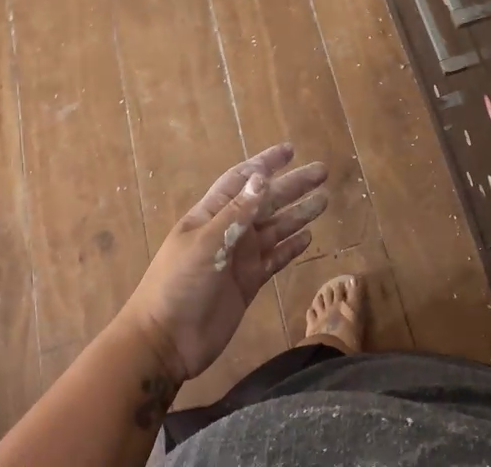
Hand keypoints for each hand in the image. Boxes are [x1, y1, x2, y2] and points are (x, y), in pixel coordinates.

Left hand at [116, 144, 328, 383]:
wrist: (166, 340)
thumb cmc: (178, 284)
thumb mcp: (206, 244)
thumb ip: (236, 213)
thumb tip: (261, 177)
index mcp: (212, 214)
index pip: (242, 179)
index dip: (265, 163)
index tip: (290, 150)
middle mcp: (229, 231)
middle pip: (266, 201)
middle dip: (292, 185)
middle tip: (322, 171)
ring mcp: (240, 258)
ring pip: (276, 228)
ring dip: (298, 214)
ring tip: (324, 200)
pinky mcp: (249, 283)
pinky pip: (275, 258)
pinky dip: (291, 247)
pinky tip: (309, 237)